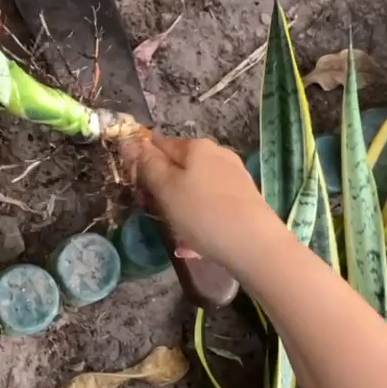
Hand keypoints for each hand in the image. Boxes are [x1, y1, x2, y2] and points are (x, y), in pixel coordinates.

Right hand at [120, 133, 286, 271]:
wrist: (254, 244)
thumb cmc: (202, 213)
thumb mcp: (166, 188)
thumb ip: (148, 164)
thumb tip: (132, 143)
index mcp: (196, 146)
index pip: (159, 145)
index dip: (143, 166)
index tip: (138, 191)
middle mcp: (217, 155)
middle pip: (179, 167)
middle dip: (162, 188)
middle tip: (155, 213)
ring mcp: (233, 176)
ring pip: (194, 187)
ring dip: (180, 206)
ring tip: (176, 232)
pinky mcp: (243, 199)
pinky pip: (211, 205)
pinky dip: (199, 218)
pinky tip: (194, 241)